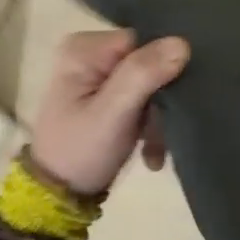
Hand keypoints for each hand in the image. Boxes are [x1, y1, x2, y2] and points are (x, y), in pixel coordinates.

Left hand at [30, 30, 190, 195]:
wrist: (58, 196)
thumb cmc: (79, 152)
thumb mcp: (112, 114)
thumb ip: (143, 75)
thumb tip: (182, 42)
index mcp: (84, 48)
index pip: (144, 42)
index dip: (164, 70)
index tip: (174, 104)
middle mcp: (91, 53)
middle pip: (149, 64)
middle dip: (161, 103)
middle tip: (163, 137)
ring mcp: (99, 75)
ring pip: (151, 85)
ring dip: (158, 120)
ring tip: (155, 152)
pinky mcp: (108, 95)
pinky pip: (143, 99)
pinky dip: (150, 125)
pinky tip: (151, 152)